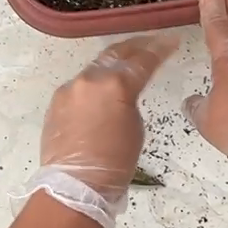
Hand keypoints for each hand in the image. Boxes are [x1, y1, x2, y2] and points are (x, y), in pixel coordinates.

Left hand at [21, 34, 177, 227]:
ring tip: (127, 63)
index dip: (160, 49)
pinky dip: (93, 84)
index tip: (171, 42)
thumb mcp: (135, 127)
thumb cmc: (114, 162)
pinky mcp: (56, 102)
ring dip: (112, 65)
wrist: (75, 185)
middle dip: (135, 46)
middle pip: (115, 54)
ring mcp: (69, 90)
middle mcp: (89, 80)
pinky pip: (79, 86)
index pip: (143, 60)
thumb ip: (130, 100)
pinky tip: (102, 90)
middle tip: (150, 43)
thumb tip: (123, 93)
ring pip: (94, 69)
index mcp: (115, 85)